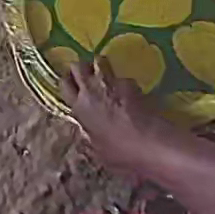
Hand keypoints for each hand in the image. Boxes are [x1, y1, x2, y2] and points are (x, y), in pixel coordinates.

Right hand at [61, 59, 185, 175]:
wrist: (151, 142)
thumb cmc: (121, 152)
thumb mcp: (97, 150)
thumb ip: (89, 133)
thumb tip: (87, 129)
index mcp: (80, 107)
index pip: (64, 83)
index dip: (67, 82)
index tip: (73, 86)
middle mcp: (92, 89)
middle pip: (77, 65)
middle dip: (80, 68)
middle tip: (86, 78)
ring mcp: (111, 82)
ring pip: (98, 61)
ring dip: (98, 67)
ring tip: (105, 79)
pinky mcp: (130, 81)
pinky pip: (120, 76)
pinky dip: (121, 83)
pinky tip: (129, 95)